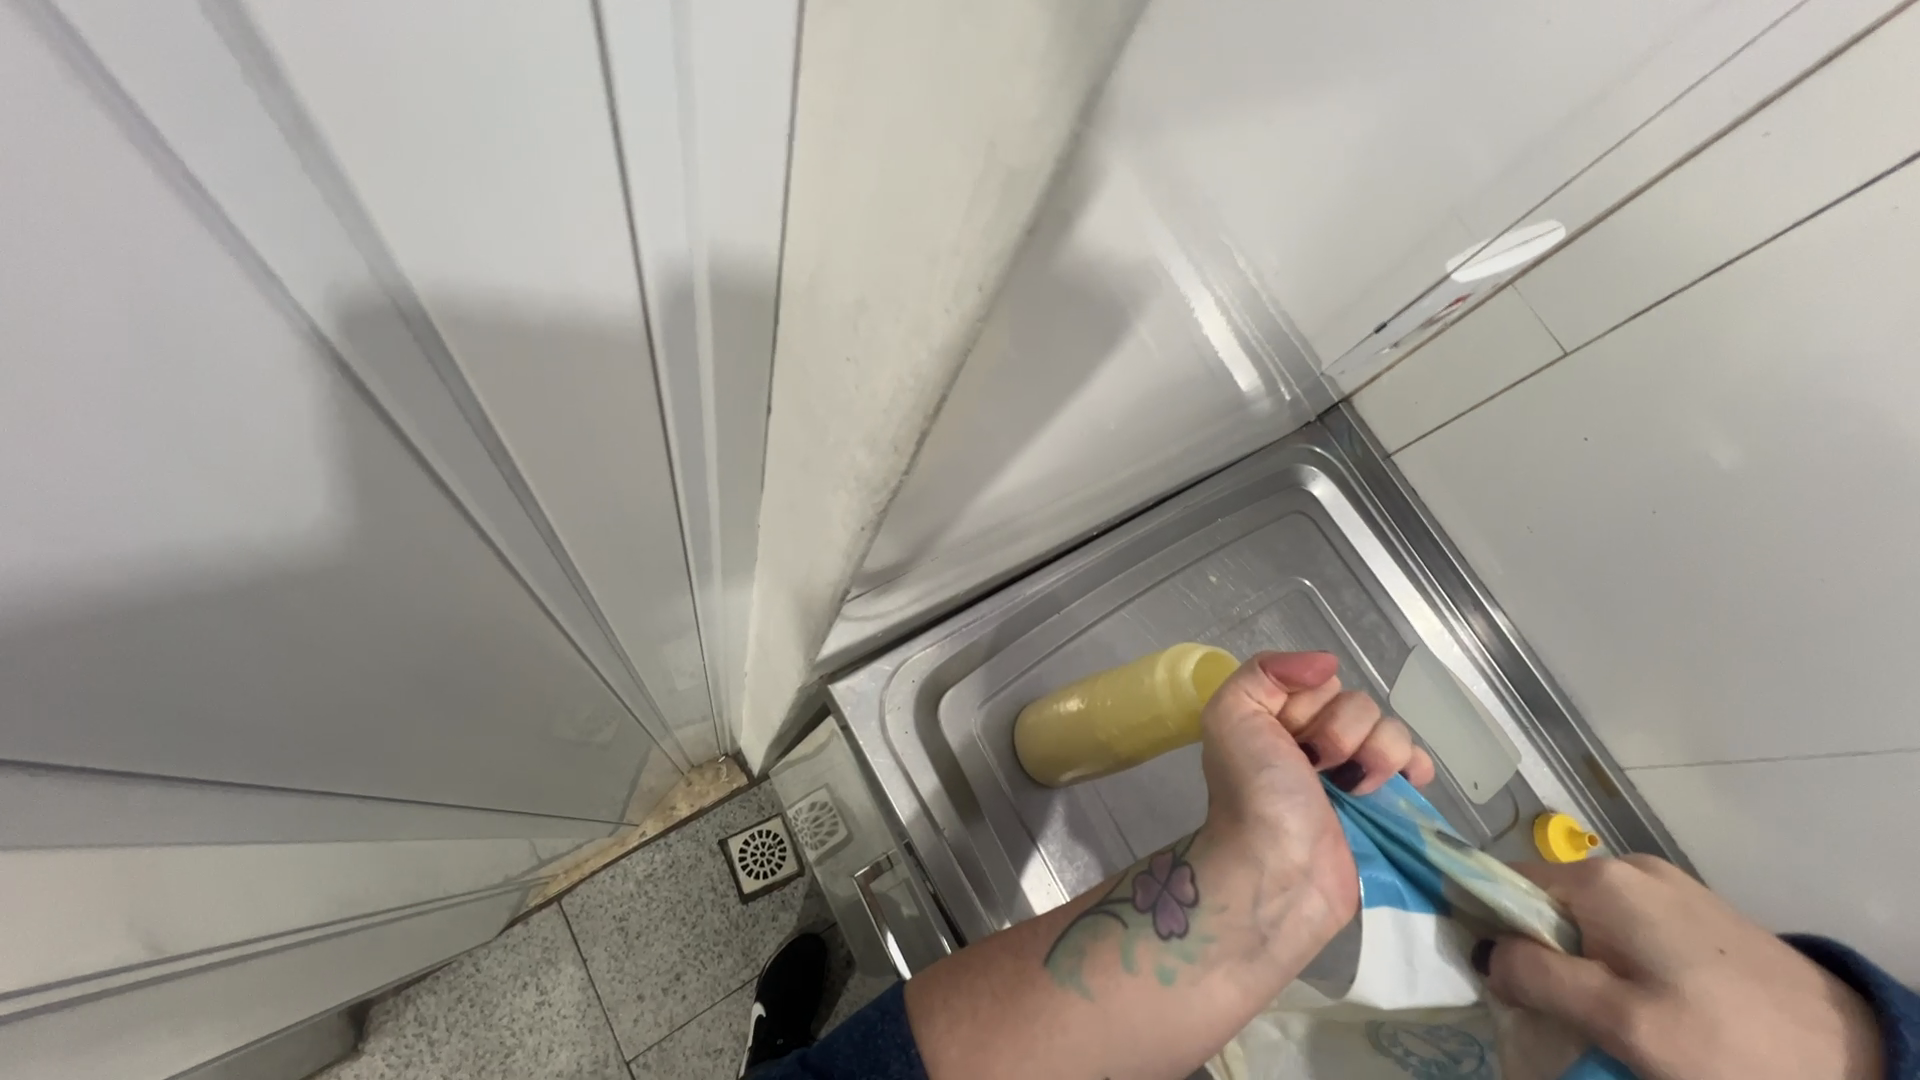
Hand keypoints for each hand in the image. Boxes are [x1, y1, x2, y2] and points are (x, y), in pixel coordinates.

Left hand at [1197, 652, 1435, 954]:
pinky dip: (1413, 766)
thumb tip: (1326, 663)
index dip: (1311, 704)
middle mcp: (1313, 739)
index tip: (1291, 736)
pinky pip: (1414, 762)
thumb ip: (1264, 672)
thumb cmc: (1253, 791)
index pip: (1319, 681)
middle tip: (1316, 767)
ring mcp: (1352, 771)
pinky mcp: (1385, 804)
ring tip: (1351, 788)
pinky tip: (1405, 781)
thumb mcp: (1231, 715)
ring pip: (1389, 729)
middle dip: (1342, 731)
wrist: (1281, 871)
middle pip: (1358, 703)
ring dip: (1375, 753)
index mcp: (1277, 717)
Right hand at [1481, 857, 1882, 1079]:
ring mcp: (1668, 886)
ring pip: (1585, 915)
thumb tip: (1484, 953)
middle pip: (1546, 900)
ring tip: (1608, 1011)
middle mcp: (1627, 866)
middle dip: (1539, 949)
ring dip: (1579, 958)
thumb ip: (1537, 977)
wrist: (1867, 1065)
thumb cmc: (1728, 1040)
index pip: (1504, 882)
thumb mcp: (1622, 1021)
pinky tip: (1646, 999)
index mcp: (1600, 878)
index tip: (1499, 977)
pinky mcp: (1699, 912)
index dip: (1489, 926)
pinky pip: (1625, 924)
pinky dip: (1617, 958)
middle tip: (1560, 1008)